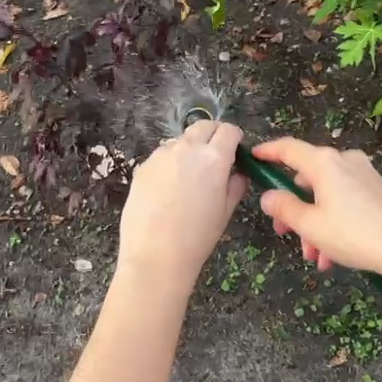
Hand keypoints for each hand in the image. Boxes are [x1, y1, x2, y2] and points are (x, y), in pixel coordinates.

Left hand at [117, 120, 249, 289]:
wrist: (155, 255)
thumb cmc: (198, 237)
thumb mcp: (225, 211)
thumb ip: (235, 185)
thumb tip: (238, 172)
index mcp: (214, 158)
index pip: (229, 131)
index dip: (234, 139)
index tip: (235, 151)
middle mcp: (187, 148)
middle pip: (203, 126)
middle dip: (212, 135)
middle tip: (215, 157)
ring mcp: (161, 155)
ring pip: (180, 140)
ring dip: (189, 148)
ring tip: (189, 176)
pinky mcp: (143, 166)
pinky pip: (161, 156)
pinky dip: (170, 163)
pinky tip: (168, 189)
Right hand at [251, 138, 381, 276]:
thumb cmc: (355, 235)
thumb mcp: (311, 226)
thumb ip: (285, 208)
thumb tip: (269, 196)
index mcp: (325, 163)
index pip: (288, 148)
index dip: (268, 151)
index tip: (254, 156)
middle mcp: (345, 161)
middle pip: (307, 178)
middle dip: (294, 208)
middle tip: (285, 234)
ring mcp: (364, 174)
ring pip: (327, 195)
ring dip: (315, 224)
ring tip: (315, 257)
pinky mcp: (378, 189)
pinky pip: (345, 201)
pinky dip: (334, 222)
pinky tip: (333, 256)